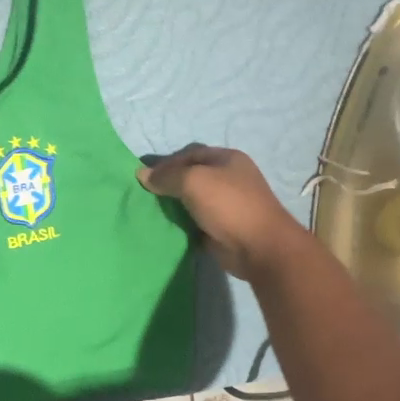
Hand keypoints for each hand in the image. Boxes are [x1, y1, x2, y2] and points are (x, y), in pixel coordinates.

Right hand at [138, 144, 305, 279]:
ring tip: (149, 212)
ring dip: (172, 205)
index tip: (143, 178)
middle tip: (144, 196)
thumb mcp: (194, 181)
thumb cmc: (228, 206)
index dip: (166, 163)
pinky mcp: (219, 227)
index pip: (190, 154)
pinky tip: (163, 227)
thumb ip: (167, 176)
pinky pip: (193, 221)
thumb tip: (142, 174)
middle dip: (167, 184)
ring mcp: (225, 204)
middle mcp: (227, 178)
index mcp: (226, 159)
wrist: (257, 246)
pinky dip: (179, 223)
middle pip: (190, 176)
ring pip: (190, 200)